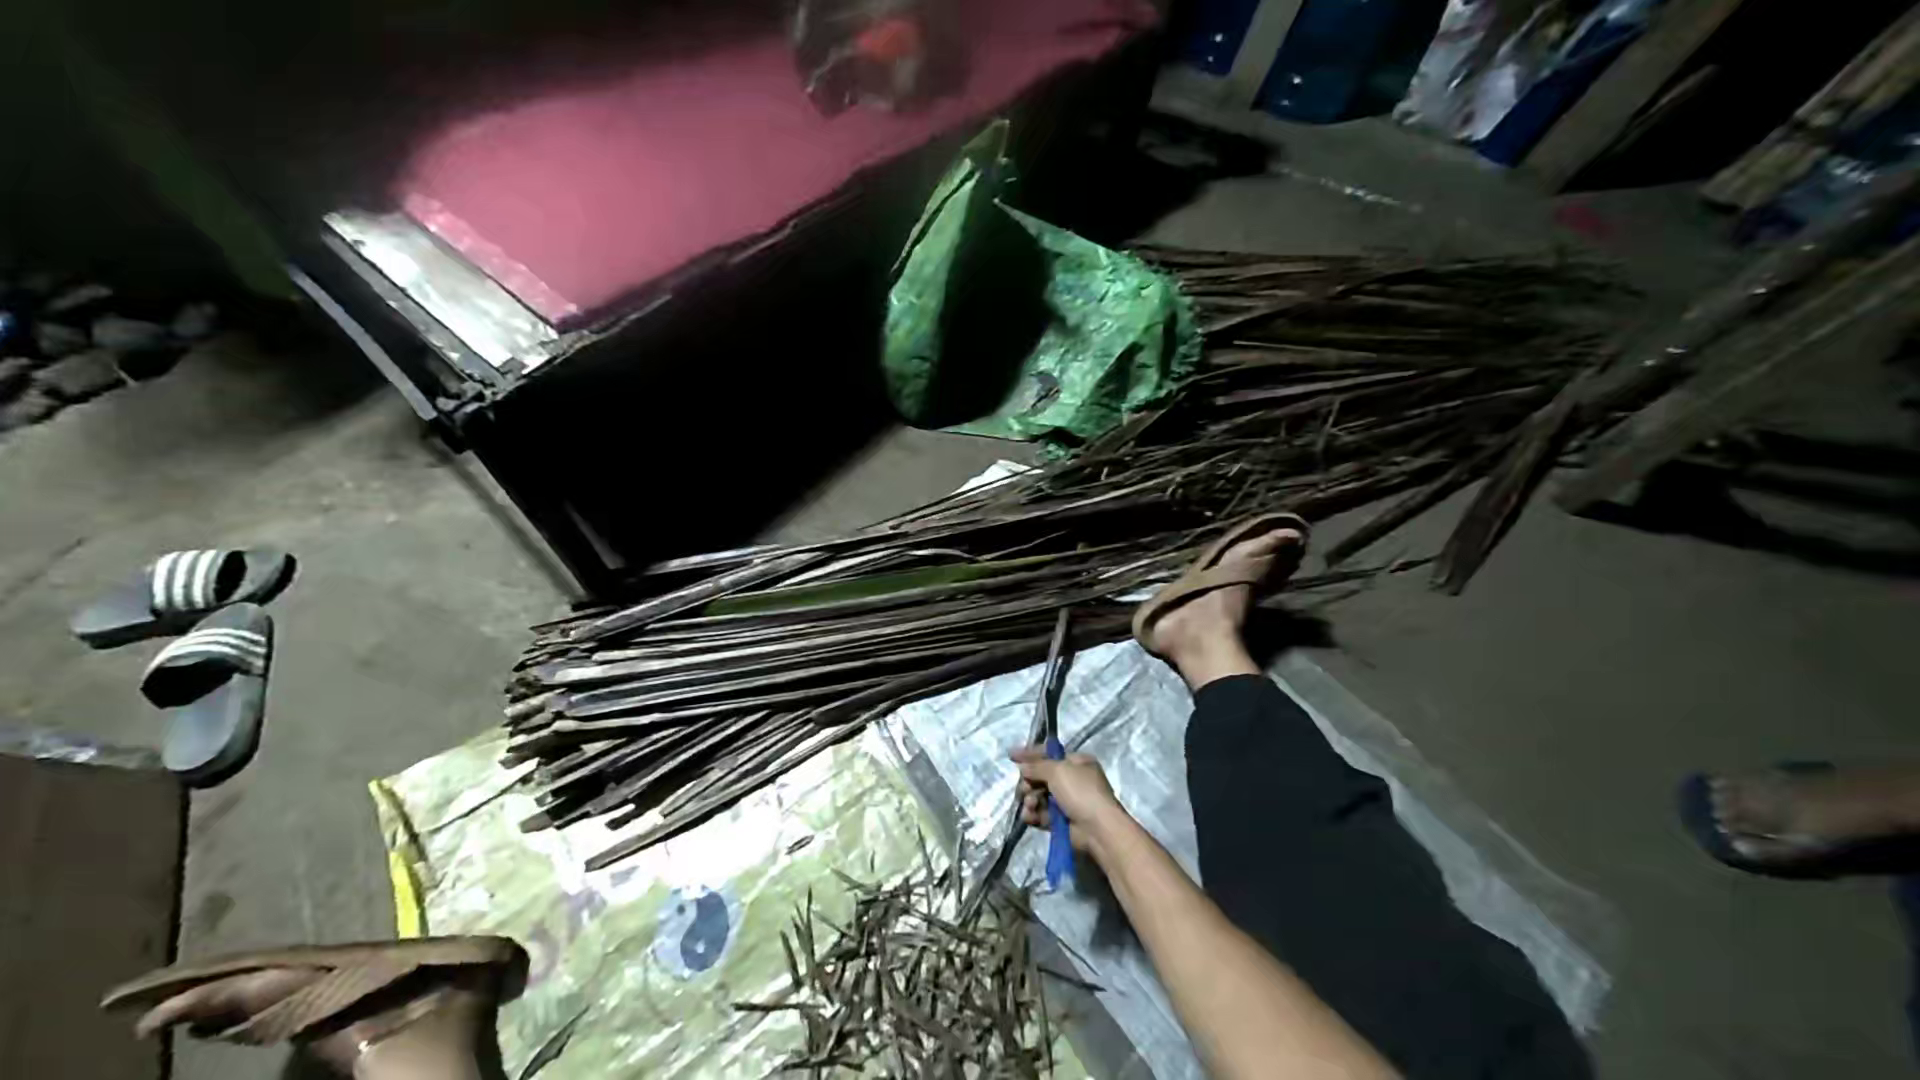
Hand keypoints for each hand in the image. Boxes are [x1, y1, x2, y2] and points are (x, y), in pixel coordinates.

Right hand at [1010, 746, 1130, 858]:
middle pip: (1040, 776)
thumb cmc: (1081, 791)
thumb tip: (1022, 768)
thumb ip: (1036, 766)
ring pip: (1038, 796)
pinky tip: (1029, 815)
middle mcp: (1071, 780)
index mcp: (1076, 762)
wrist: (1097, 828)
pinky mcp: (1059, 821)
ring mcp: (1065, 802)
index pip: (1048, 754)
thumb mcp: (1058, 770)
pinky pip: (1040, 814)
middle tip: (1024, 787)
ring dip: (1029, 799)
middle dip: (1028, 781)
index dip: (1030, 754)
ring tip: (1030, 803)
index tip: (1011, 756)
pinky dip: (1032, 814)